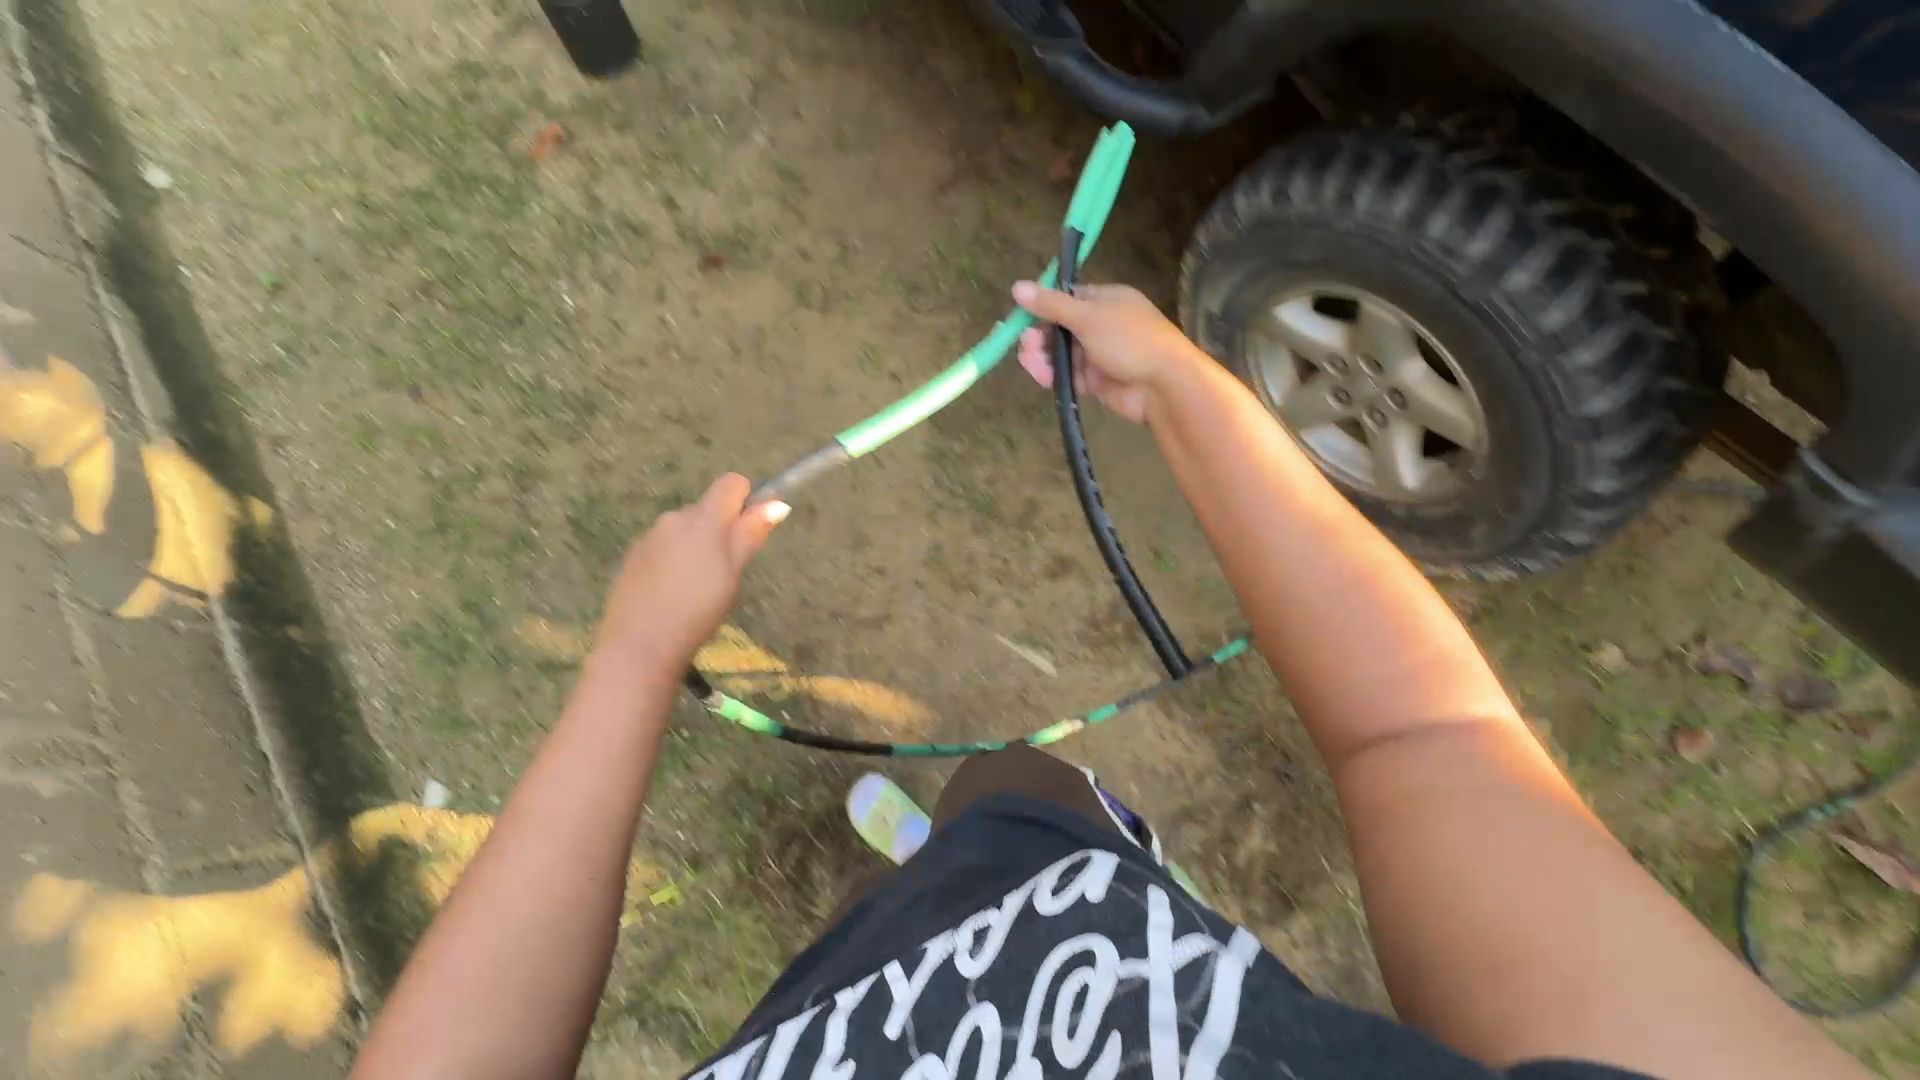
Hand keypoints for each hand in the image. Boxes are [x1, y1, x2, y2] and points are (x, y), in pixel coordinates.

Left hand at [594, 474, 787, 671]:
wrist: (640, 644)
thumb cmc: (698, 609)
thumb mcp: (733, 573)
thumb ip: (751, 534)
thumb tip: (778, 503)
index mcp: (702, 519)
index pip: (732, 483)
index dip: (747, 502)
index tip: (747, 534)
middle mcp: (673, 518)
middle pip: (708, 509)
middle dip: (721, 530)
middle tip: (724, 573)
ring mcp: (649, 537)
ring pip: (685, 530)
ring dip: (697, 547)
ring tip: (696, 589)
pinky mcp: (633, 557)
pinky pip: (664, 547)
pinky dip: (674, 561)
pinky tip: (672, 594)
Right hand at [1012, 280, 1203, 423]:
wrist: (1162, 385)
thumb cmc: (1129, 340)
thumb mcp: (1088, 316)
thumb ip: (1051, 305)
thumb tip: (1017, 286)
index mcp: (1106, 300)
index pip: (1068, 298)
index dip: (1044, 307)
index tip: (1023, 317)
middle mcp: (1103, 324)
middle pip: (1062, 328)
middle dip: (1041, 336)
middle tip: (1026, 345)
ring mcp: (1100, 354)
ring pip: (1063, 354)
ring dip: (1044, 357)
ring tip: (1028, 362)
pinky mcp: (1097, 381)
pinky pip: (1070, 376)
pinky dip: (1055, 376)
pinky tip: (1041, 377)